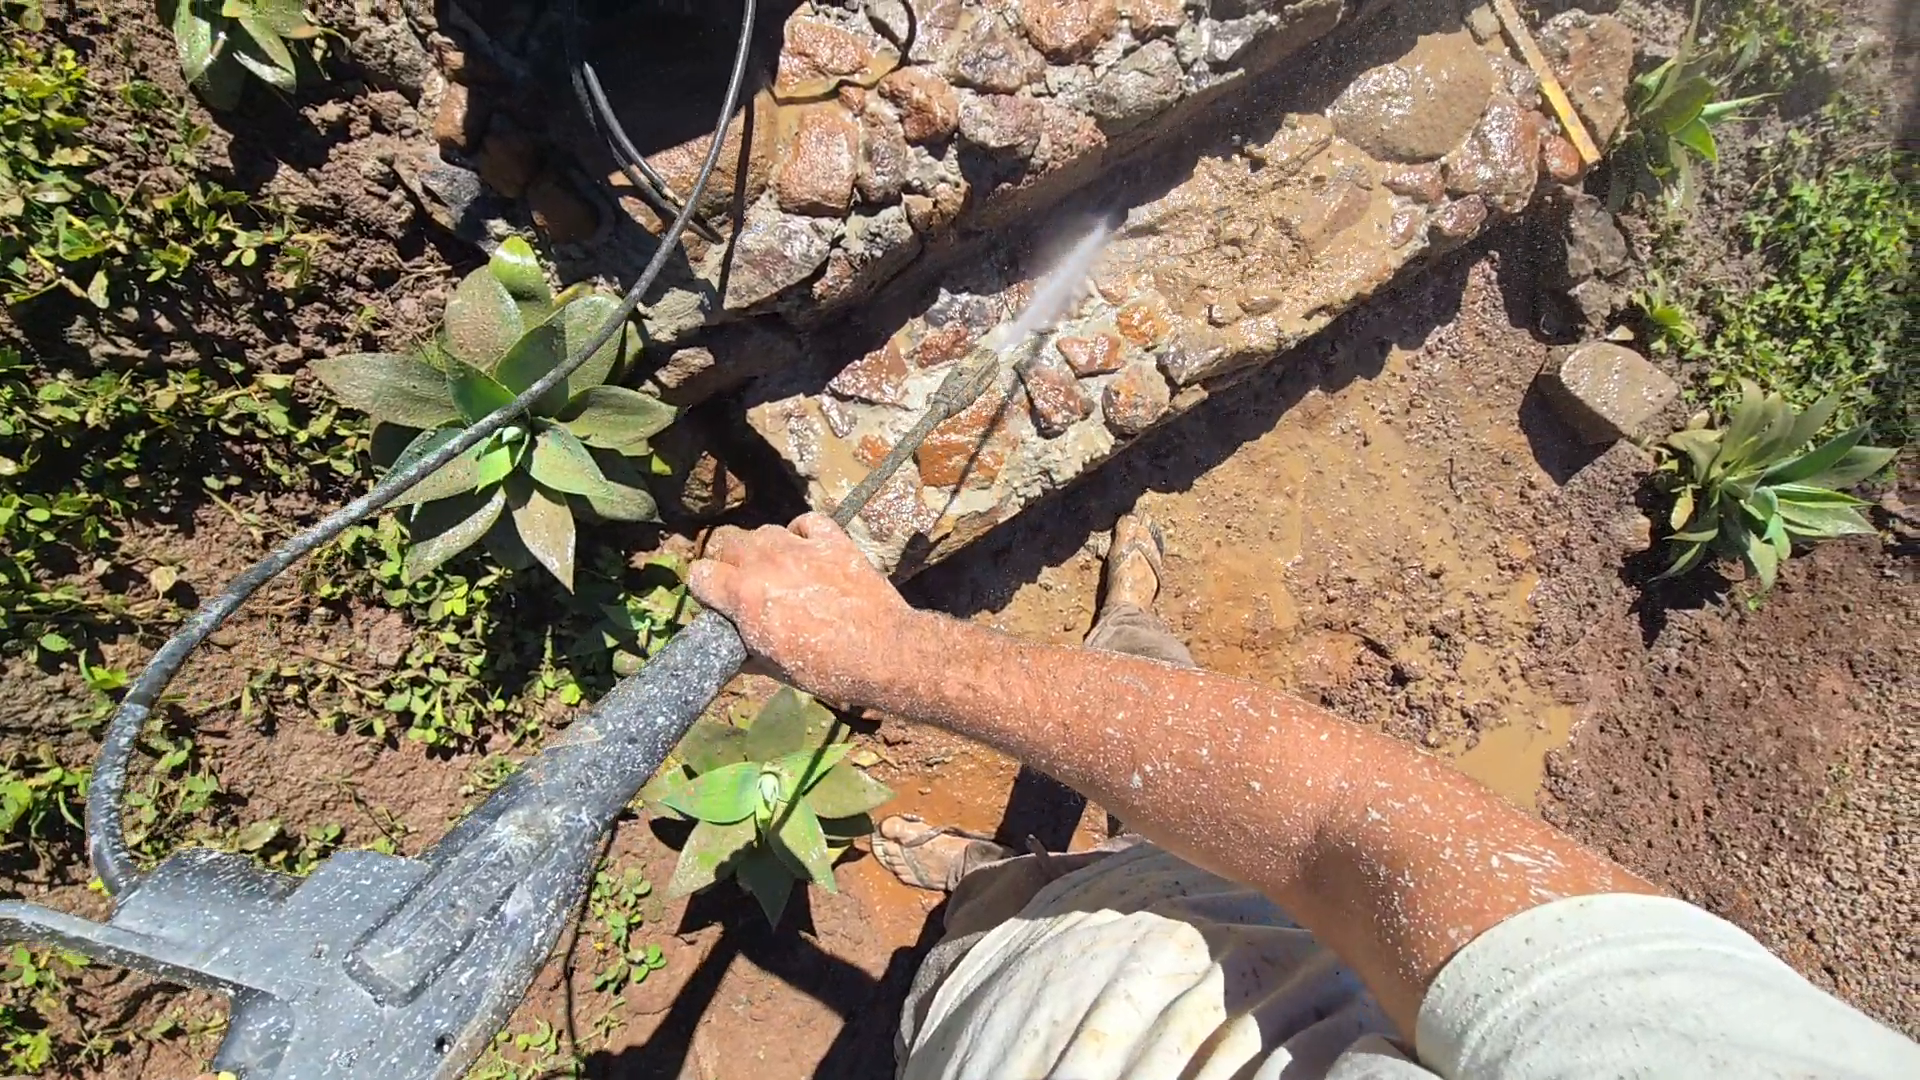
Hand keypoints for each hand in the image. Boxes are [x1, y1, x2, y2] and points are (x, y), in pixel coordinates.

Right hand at [688, 513, 915, 703]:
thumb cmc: (826, 668)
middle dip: (732, 564)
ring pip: (765, 532)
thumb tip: (733, 652)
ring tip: (779, 570)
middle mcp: (766, 563)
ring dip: (765, 549)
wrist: (881, 653)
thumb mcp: (774, 668)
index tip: (719, 601)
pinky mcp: (833, 541)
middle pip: (729, 544)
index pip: (699, 574)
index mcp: (744, 595)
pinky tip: (808, 550)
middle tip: (748, 586)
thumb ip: (745, 651)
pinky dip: (803, 532)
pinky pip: (807, 522)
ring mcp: (801, 548)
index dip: (707, 589)